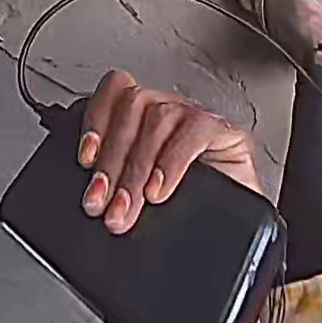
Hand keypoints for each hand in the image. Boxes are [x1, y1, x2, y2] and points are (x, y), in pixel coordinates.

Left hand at [77, 70, 259, 233]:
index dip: (97, 118)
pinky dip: (171, 162)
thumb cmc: (189, 211)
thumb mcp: (142, 195)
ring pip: (159, 115)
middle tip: (101, 203)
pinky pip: (195, 130)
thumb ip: (117, 185)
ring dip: (137, 166)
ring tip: (127, 205)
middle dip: (111, 159)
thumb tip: (91, 199)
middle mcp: (168, 109)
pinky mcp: (224, 132)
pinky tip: (159, 190)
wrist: (236, 232)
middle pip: (132, 104)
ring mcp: (196, 117)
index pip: (115, 90)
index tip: (85, 159)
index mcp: (143, 116)